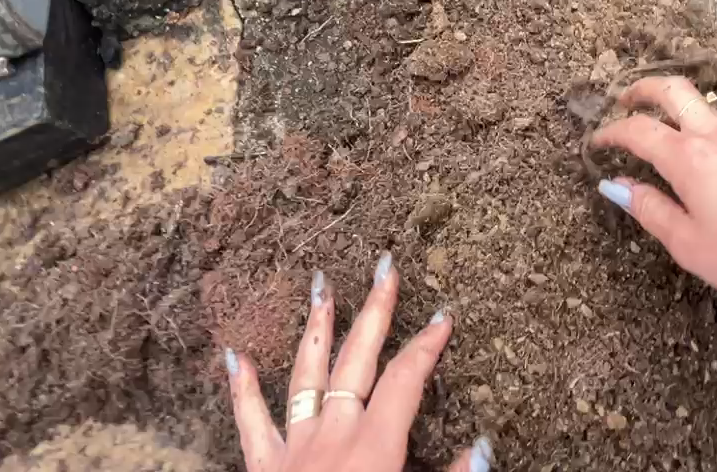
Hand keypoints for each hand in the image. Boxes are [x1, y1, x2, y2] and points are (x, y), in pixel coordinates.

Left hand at [223, 255, 490, 471]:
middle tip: (384, 265)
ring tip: (321, 287)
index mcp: (374, 447)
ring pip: (307, 374)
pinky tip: (234, 356)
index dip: (428, 344)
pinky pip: (251, 425)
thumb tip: (482, 446)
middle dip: (375, 308)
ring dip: (317, 327)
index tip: (444, 315)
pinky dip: (242, 390)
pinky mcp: (265, 470)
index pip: (408, 378)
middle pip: (359, 357)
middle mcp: (334, 435)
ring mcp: (295, 450)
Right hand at [592, 76, 716, 327]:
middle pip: (673, 90)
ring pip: (699, 106)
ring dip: (670, 106)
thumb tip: (617, 186)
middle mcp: (714, 137)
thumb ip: (648, 208)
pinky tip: (693, 158)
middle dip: (643, 89)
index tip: (595, 142)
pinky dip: (694, 126)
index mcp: (688, 157)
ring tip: (654, 128)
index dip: (611, 132)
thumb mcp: (686, 243)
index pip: (638, 130)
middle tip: (622, 102)